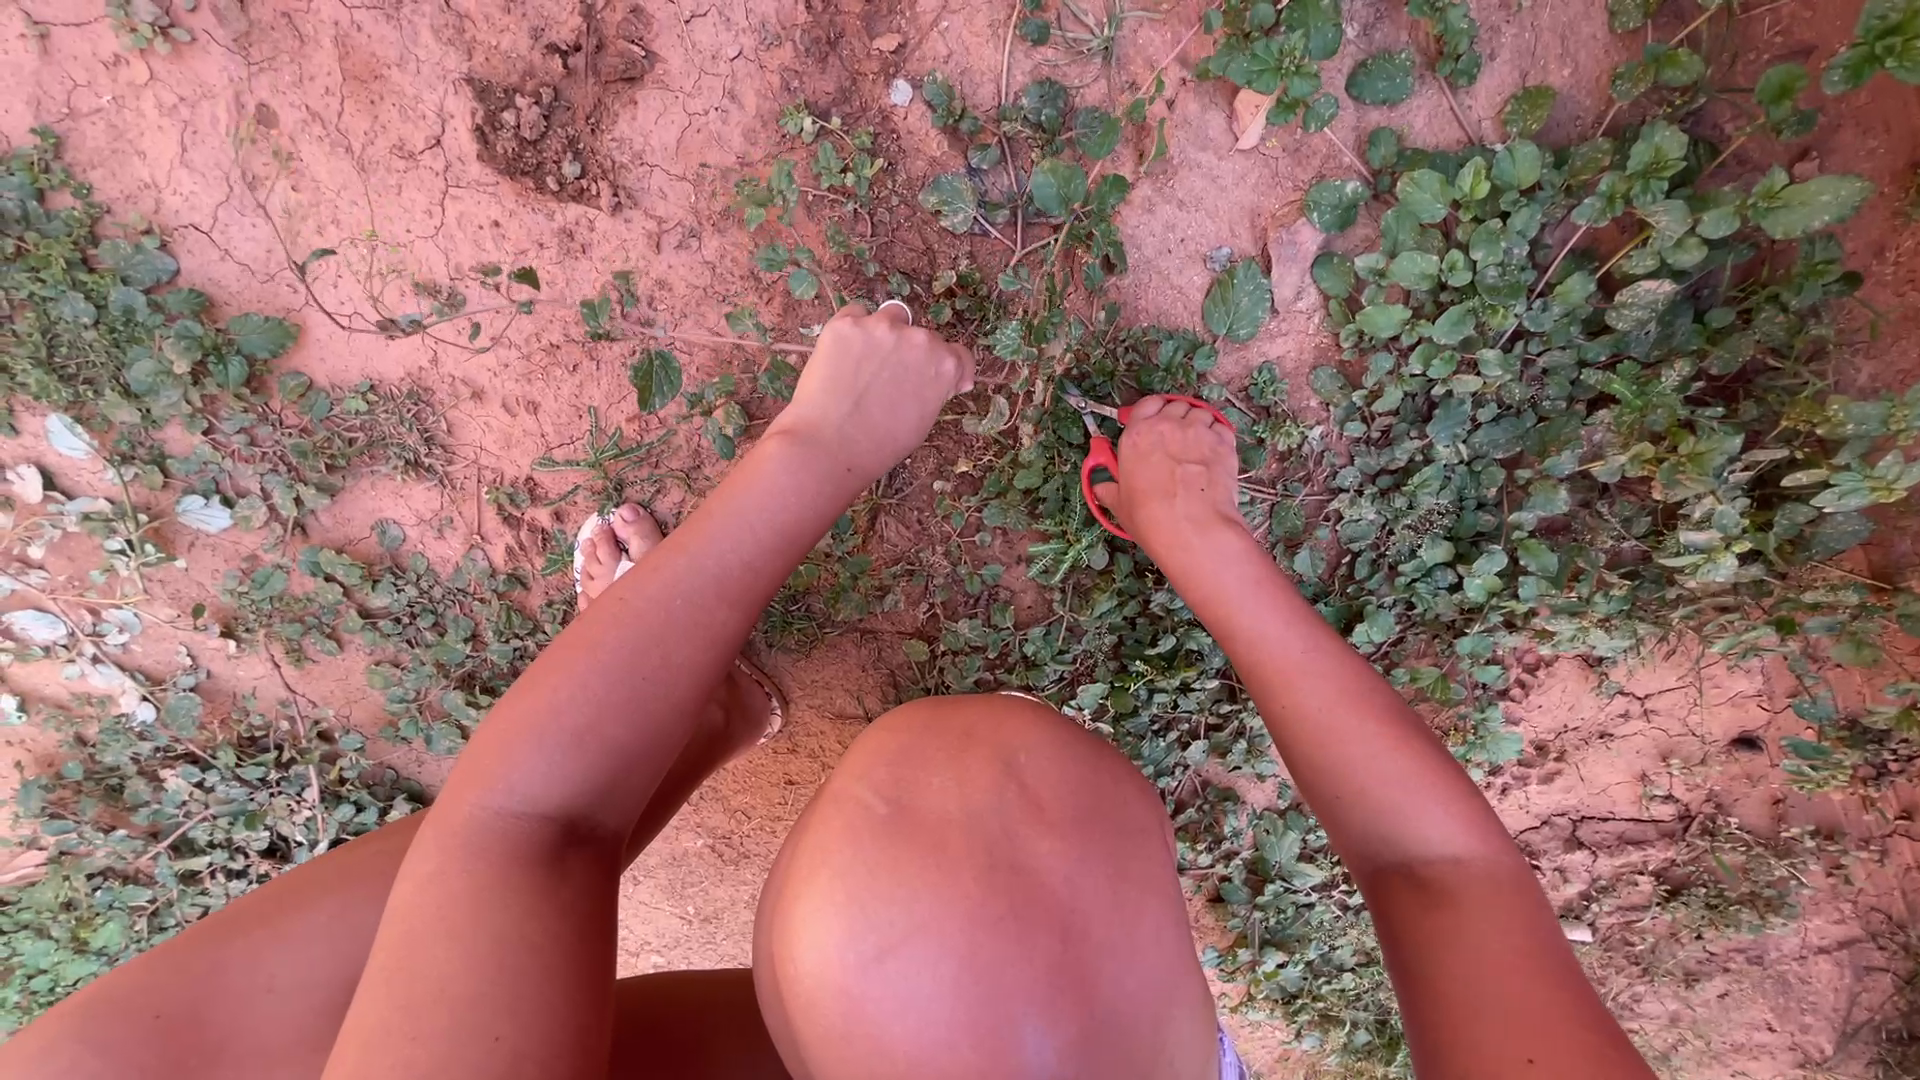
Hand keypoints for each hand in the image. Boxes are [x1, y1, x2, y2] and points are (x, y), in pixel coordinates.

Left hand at [766, 302, 973, 484]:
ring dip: (887, 334)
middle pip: (923, 337)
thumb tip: (930, 380)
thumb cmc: (879, 446)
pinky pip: (855, 316)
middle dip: (913, 356)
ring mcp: (880, 327)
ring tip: (868, 363)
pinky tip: (845, 355)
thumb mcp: (922, 422)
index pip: (958, 354)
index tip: (944, 381)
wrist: (828, 446)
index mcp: (943, 365)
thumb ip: (933, 391)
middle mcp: (918, 338)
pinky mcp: (845, 324)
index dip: (952, 369)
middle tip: (893, 381)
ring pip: (891, 317)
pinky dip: (855, 331)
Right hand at [1090, 396, 1245, 558]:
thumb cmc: (1151, 516)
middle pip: (1175, 405)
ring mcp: (1197, 431)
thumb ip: (1110, 489)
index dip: (1151, 411)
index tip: (1152, 420)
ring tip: (1196, 443)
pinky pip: (1221, 426)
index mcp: (1136, 435)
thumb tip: (1102, 489)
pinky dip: (1217, 433)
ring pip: (1200, 413)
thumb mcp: (1120, 504)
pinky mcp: (1222, 442)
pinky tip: (1213, 450)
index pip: (1146, 404)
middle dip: (1176, 416)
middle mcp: (1167, 426)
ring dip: (1197, 423)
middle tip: (1175, 435)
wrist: (1191, 527)